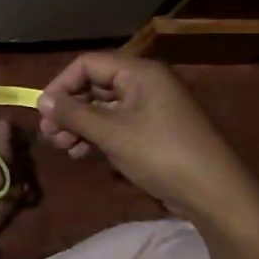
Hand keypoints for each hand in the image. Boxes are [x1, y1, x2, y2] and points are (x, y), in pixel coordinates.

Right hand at [37, 52, 256, 218]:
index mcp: (139, 72)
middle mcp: (145, 83)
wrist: (215, 194)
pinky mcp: (154, 130)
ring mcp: (151, 107)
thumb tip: (43, 101)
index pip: (87, 64)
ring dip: (78, 124)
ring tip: (62, 147)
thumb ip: (73, 113)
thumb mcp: (110, 132)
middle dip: (68, 108)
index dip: (61, 84)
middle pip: (94, 85)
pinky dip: (96, 135)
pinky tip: (80, 153)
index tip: (42, 110)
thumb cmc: (160, 153)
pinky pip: (117, 123)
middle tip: (48, 134)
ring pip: (103, 107)